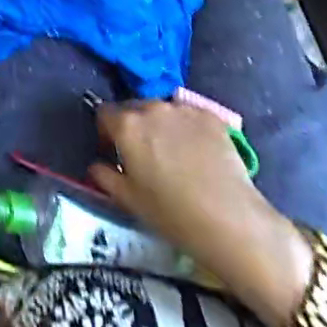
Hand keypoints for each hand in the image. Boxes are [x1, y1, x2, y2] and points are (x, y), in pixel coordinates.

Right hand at [90, 102, 313, 305]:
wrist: (230, 219)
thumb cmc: (172, 214)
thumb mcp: (128, 200)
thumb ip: (104, 176)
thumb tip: (96, 165)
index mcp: (127, 126)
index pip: (104, 113)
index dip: (106, 133)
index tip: (114, 153)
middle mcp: (152, 108)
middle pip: (133, 108)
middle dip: (132, 127)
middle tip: (143, 156)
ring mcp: (184, 109)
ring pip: (162, 111)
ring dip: (159, 126)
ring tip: (173, 155)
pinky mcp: (211, 115)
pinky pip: (188, 116)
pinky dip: (186, 128)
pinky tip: (197, 153)